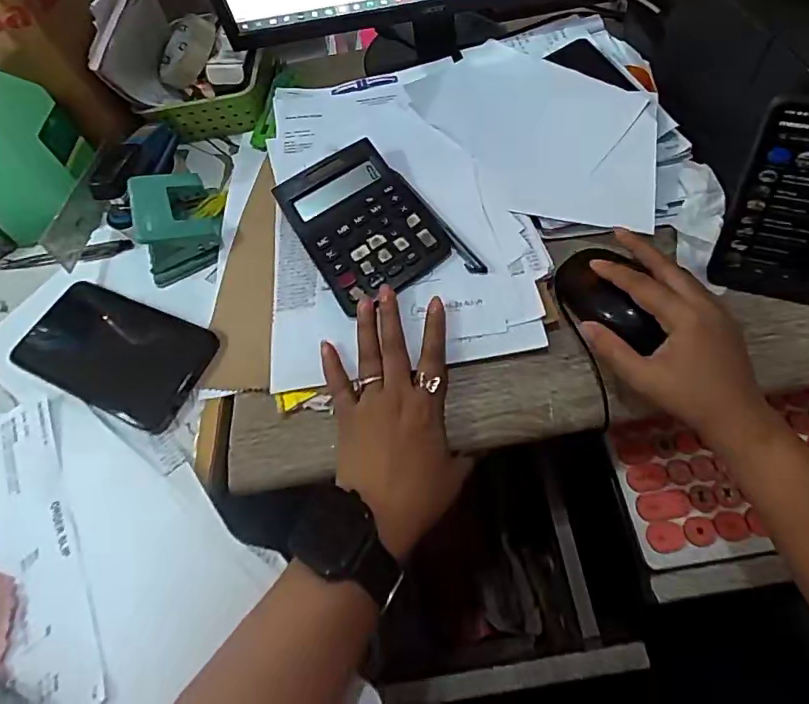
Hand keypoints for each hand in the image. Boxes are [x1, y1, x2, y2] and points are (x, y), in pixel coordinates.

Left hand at [320, 287, 474, 560]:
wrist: (374, 518)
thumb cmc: (419, 498)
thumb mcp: (454, 476)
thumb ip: (467, 456)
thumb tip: (482, 449)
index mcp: (427, 407)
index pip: (435, 359)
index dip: (436, 330)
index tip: (436, 303)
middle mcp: (398, 396)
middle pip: (395, 348)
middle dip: (392, 317)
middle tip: (387, 290)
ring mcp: (369, 404)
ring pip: (368, 359)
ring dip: (366, 329)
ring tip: (363, 303)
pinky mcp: (347, 417)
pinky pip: (339, 386)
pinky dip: (332, 366)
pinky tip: (326, 344)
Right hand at [578, 229, 778, 453]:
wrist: (740, 419)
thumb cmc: (690, 400)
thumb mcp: (645, 378)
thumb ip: (613, 350)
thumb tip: (586, 325)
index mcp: (684, 316)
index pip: (643, 285)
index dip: (616, 272)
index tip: (594, 261)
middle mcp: (703, 305)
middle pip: (668, 267)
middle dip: (642, 247)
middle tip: (619, 232)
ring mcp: (718, 311)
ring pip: (685, 275)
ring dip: (660, 261)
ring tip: (638, 251)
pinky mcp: (724, 321)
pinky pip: (695, 288)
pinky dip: (674, 276)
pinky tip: (665, 282)